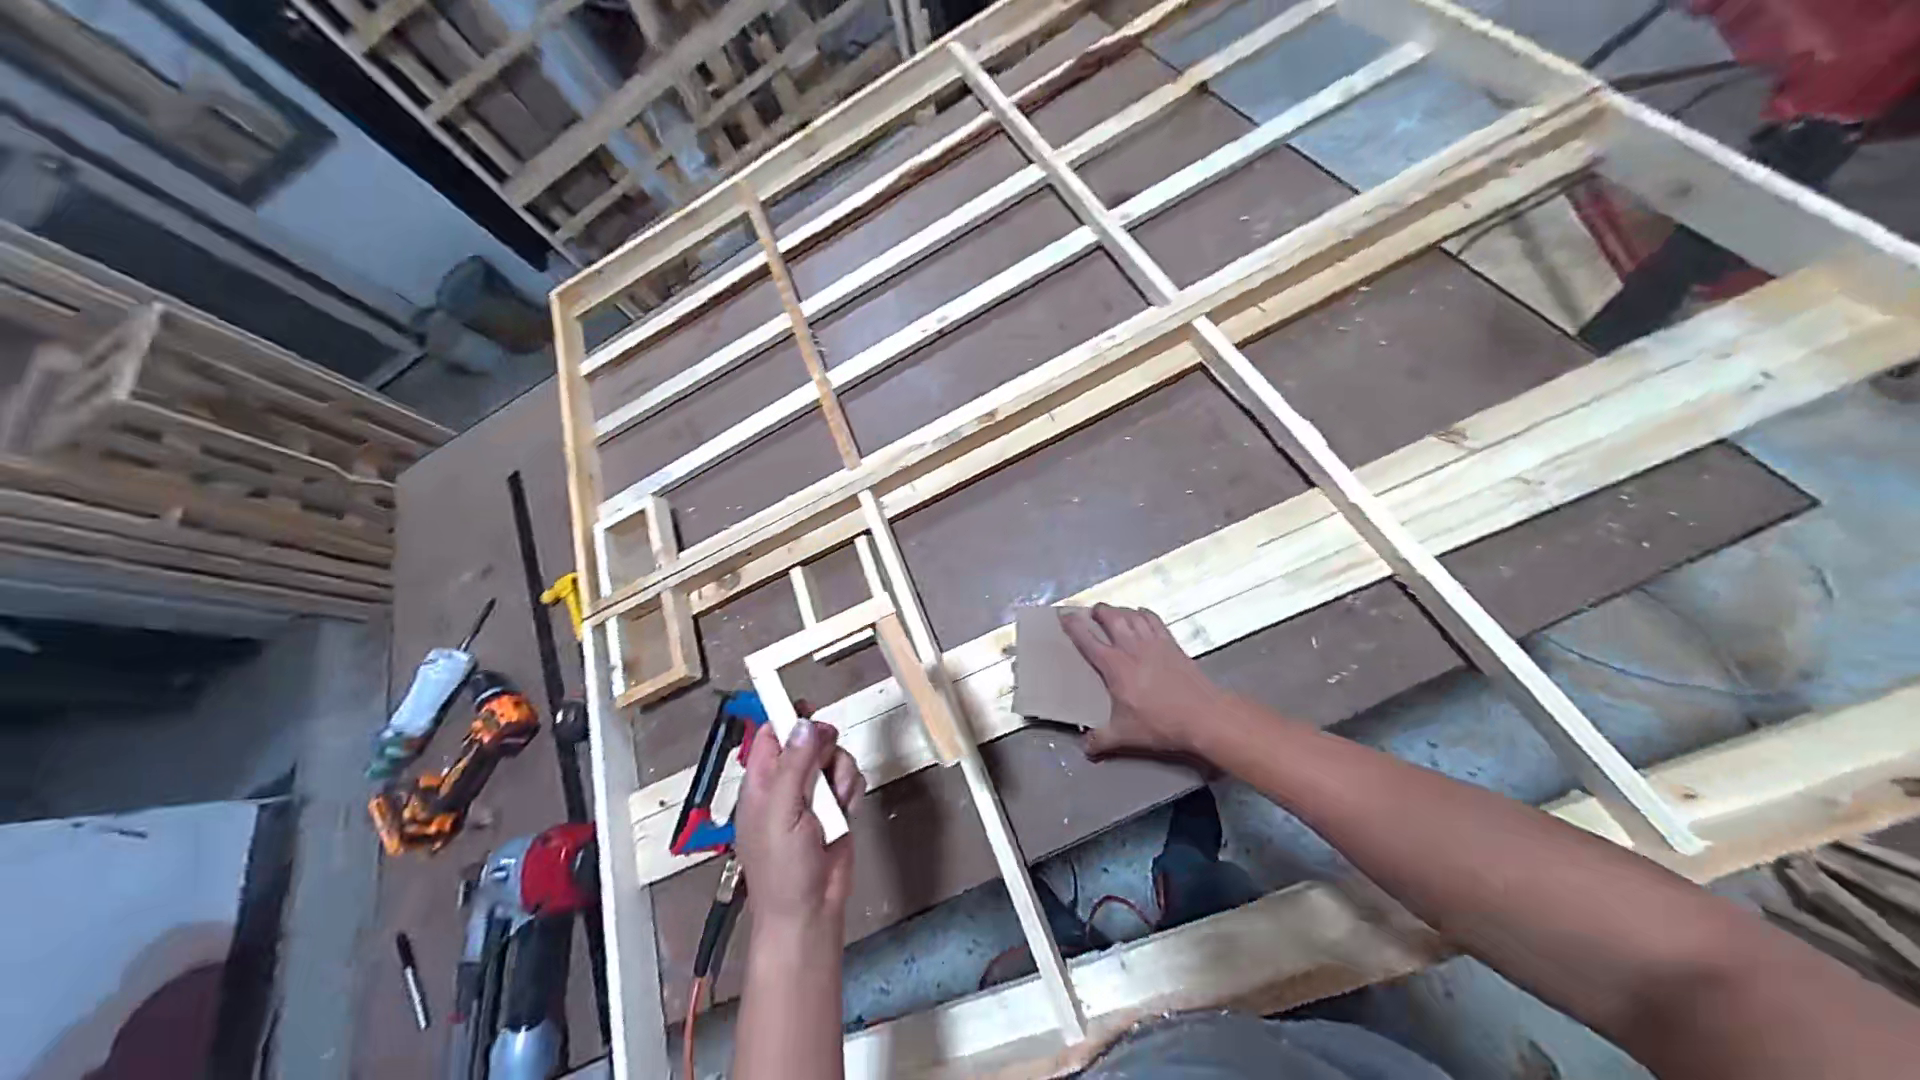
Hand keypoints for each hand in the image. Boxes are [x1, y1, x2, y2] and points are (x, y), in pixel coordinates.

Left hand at [735, 718, 865, 936]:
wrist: (810, 912)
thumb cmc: (783, 867)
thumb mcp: (782, 812)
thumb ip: (794, 766)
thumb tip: (804, 724)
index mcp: (761, 783)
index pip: (771, 736)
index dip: (788, 719)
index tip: (808, 707)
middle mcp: (785, 784)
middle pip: (808, 741)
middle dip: (823, 747)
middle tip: (828, 761)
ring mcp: (812, 796)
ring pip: (832, 758)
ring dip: (841, 771)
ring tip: (838, 799)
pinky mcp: (836, 808)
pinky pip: (848, 780)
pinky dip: (851, 789)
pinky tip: (847, 809)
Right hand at [1060, 603, 1229, 757]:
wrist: (1203, 715)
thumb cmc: (1161, 723)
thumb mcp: (1126, 735)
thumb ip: (1101, 740)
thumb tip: (1085, 748)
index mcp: (1115, 666)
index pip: (1088, 639)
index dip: (1073, 625)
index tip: (1064, 615)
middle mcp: (1131, 647)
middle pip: (1111, 617)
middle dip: (1098, 611)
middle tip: (1091, 612)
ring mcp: (1153, 642)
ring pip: (1132, 614)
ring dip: (1119, 610)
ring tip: (1112, 612)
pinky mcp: (1171, 644)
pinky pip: (1153, 620)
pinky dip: (1143, 613)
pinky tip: (1140, 614)